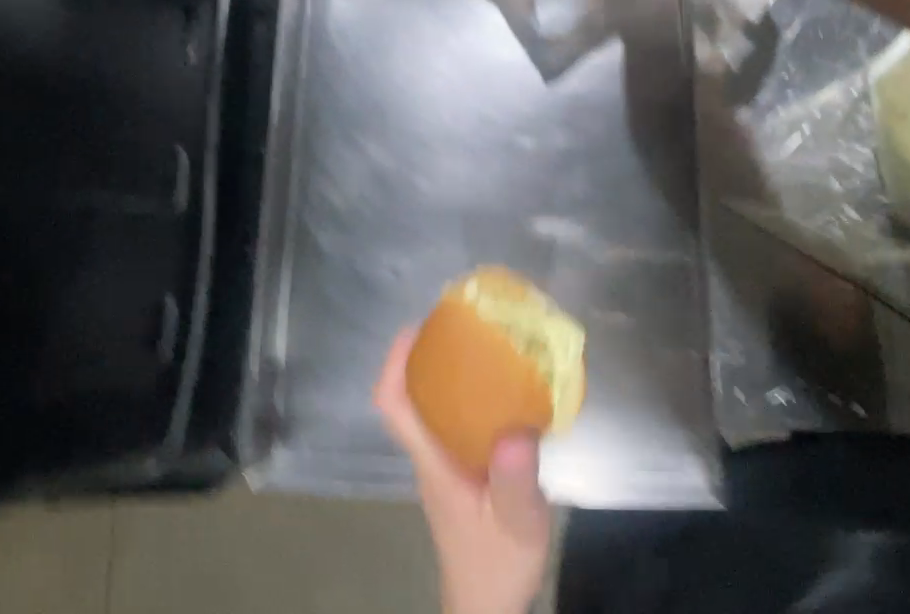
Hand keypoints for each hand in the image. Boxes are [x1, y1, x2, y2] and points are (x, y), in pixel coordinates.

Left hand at [375, 330, 551, 613]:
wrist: (488, 604)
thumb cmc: (497, 563)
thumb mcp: (516, 522)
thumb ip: (515, 481)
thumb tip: (516, 428)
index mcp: (434, 461)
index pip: (393, 404)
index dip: (396, 361)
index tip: (418, 327)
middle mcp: (432, 455)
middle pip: (409, 395)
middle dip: (425, 354)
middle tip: (461, 324)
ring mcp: (444, 464)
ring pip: (430, 407)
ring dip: (446, 373)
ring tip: (484, 346)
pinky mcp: (460, 472)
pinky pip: (454, 422)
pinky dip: (469, 398)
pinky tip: (503, 394)